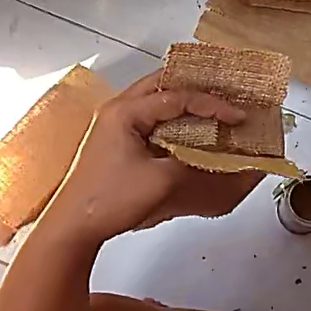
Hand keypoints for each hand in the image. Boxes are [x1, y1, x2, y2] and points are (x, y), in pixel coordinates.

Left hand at [37, 73, 264, 246]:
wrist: (74, 225)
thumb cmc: (109, 200)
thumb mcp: (160, 180)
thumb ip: (191, 161)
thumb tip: (214, 154)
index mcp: (125, 112)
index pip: (177, 96)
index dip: (211, 104)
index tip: (236, 115)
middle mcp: (117, 109)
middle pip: (162, 84)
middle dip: (196, 88)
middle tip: (225, 95)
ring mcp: (114, 123)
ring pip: (155, 99)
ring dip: (183, 102)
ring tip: (213, 109)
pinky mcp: (115, 140)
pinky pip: (149, 117)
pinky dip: (172, 118)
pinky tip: (190, 130)